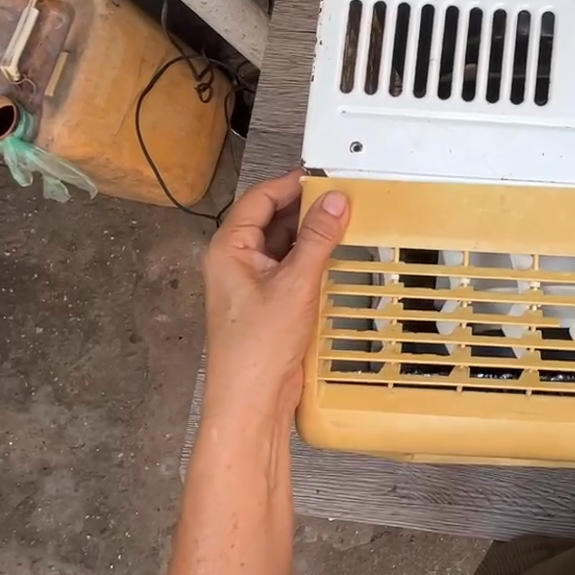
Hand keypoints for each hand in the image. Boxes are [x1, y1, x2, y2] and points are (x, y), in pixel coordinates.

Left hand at [200, 171, 349, 437]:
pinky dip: (313, 256)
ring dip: (312, 233)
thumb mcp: (296, 283)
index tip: (326, 175)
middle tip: (343, 197)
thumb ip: (319, 238)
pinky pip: (292, 266)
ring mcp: (253, 282)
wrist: (253, 399)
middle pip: (272, 219)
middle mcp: (237, 261)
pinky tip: (336, 254)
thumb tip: (337, 201)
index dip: (292, 183)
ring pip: (285, 243)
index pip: (260, 199)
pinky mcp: (270, 302)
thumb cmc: (258, 346)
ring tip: (345, 221)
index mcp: (229, 248)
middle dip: (306, 207)